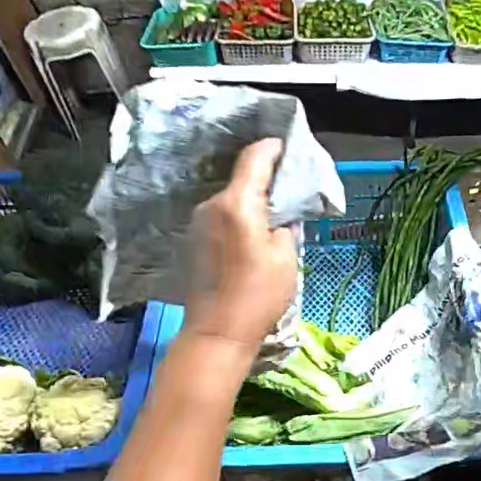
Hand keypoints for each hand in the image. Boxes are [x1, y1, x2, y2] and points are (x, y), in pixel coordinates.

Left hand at [182, 138, 297, 351]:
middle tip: (288, 192)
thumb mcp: (286, 256)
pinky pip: (220, 217)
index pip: (254, 157)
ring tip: (271, 220)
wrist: (216, 332)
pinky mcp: (193, 239)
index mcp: (237, 203)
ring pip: (230, 199)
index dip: (273, 148)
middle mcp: (212, 204)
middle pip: (241, 179)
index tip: (288, 149)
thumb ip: (285, 223)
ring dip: (250, 202)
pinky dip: (236, 218)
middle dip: (264, 181)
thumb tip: (280, 214)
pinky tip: (250, 237)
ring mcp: (198, 222)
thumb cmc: (257, 295)